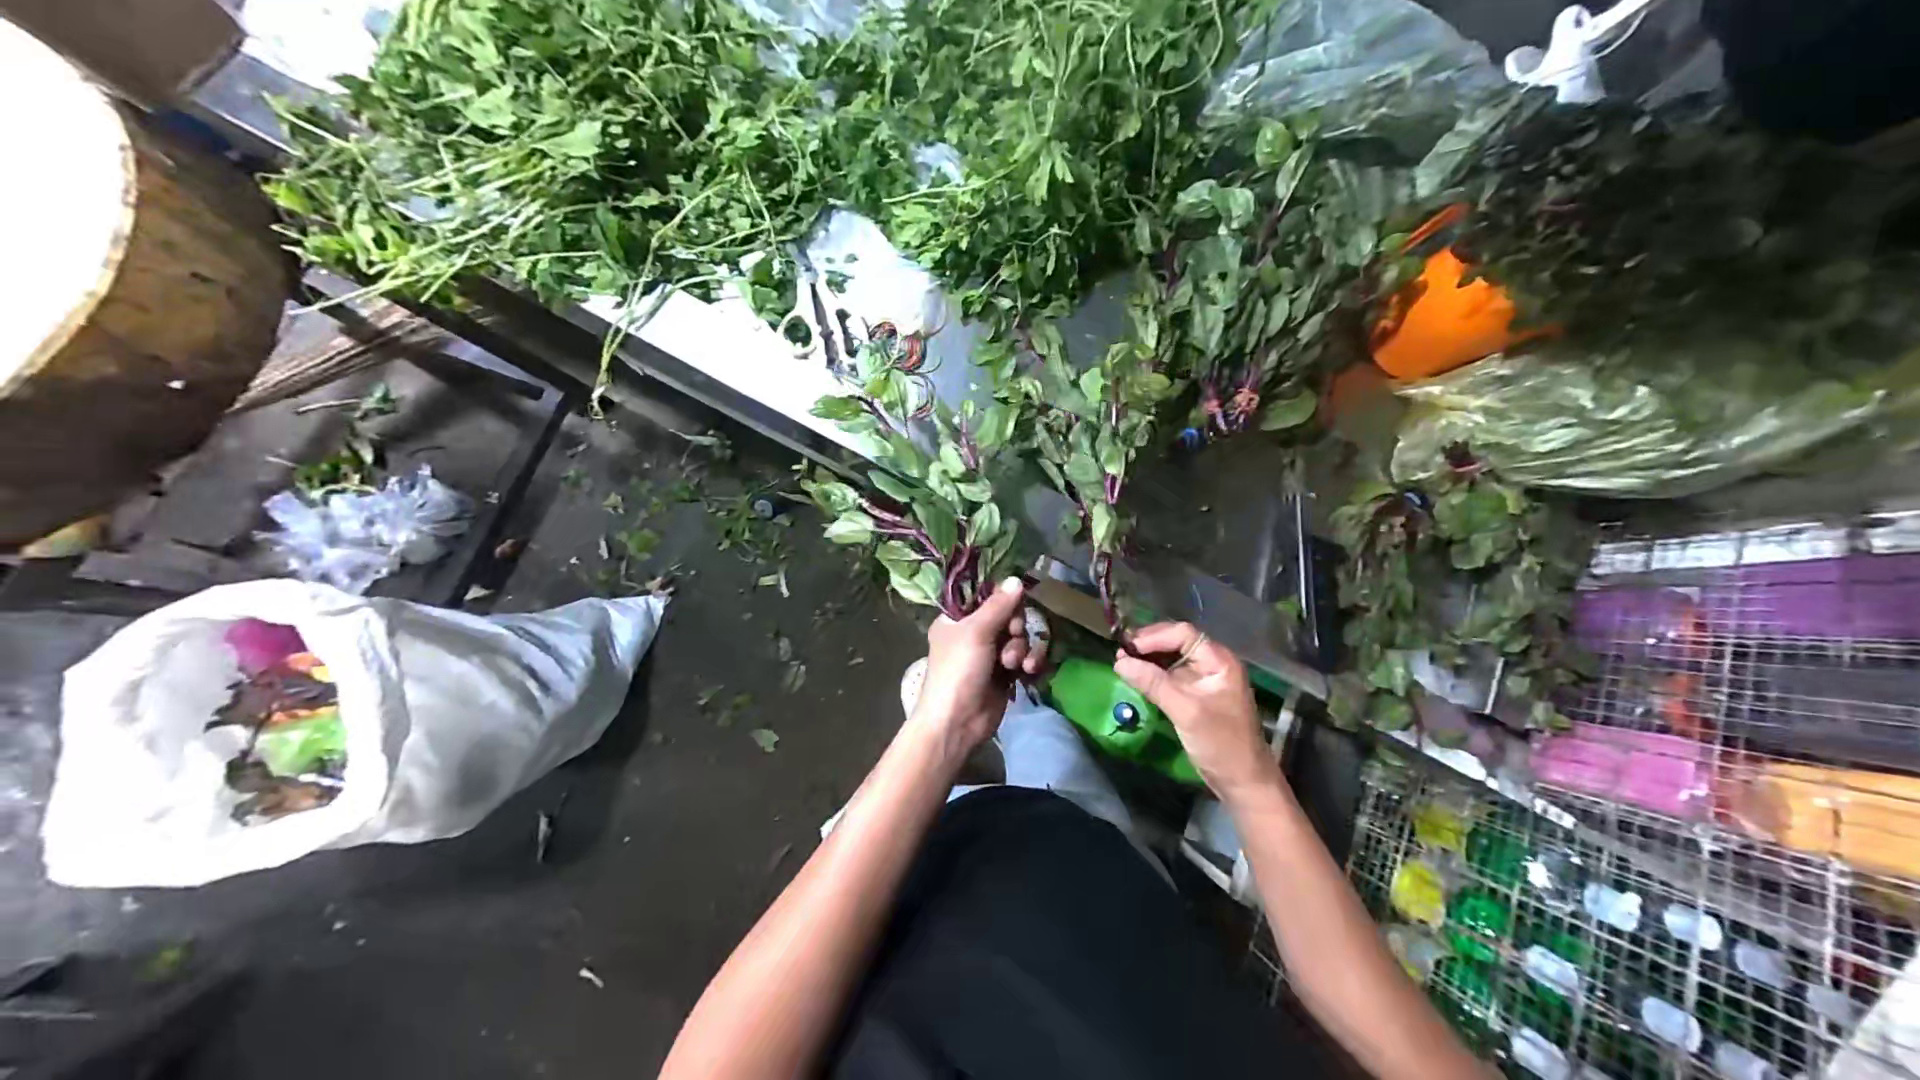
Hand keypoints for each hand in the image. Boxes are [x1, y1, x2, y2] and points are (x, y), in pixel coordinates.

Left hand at [912, 578, 1045, 754]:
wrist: (957, 722)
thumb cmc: (958, 671)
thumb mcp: (976, 632)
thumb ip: (999, 605)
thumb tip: (1016, 579)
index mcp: (956, 619)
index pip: (985, 597)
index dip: (1002, 600)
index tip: (1011, 605)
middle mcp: (973, 633)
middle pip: (1008, 616)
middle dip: (1015, 628)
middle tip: (1010, 636)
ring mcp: (990, 655)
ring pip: (1018, 637)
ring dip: (1021, 648)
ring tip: (1013, 665)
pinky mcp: (1004, 674)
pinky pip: (1024, 658)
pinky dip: (1029, 662)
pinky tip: (1030, 671)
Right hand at [1113, 622, 1278, 800]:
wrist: (1242, 781)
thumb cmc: (1221, 743)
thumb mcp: (1186, 711)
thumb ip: (1153, 683)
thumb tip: (1119, 662)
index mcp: (1219, 661)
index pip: (1183, 634)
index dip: (1153, 636)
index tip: (1127, 647)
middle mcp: (1212, 664)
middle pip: (1176, 641)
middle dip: (1148, 645)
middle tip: (1120, 653)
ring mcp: (1204, 679)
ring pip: (1171, 657)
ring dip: (1147, 659)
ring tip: (1122, 663)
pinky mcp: (1195, 695)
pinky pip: (1171, 675)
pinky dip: (1152, 673)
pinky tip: (1136, 677)